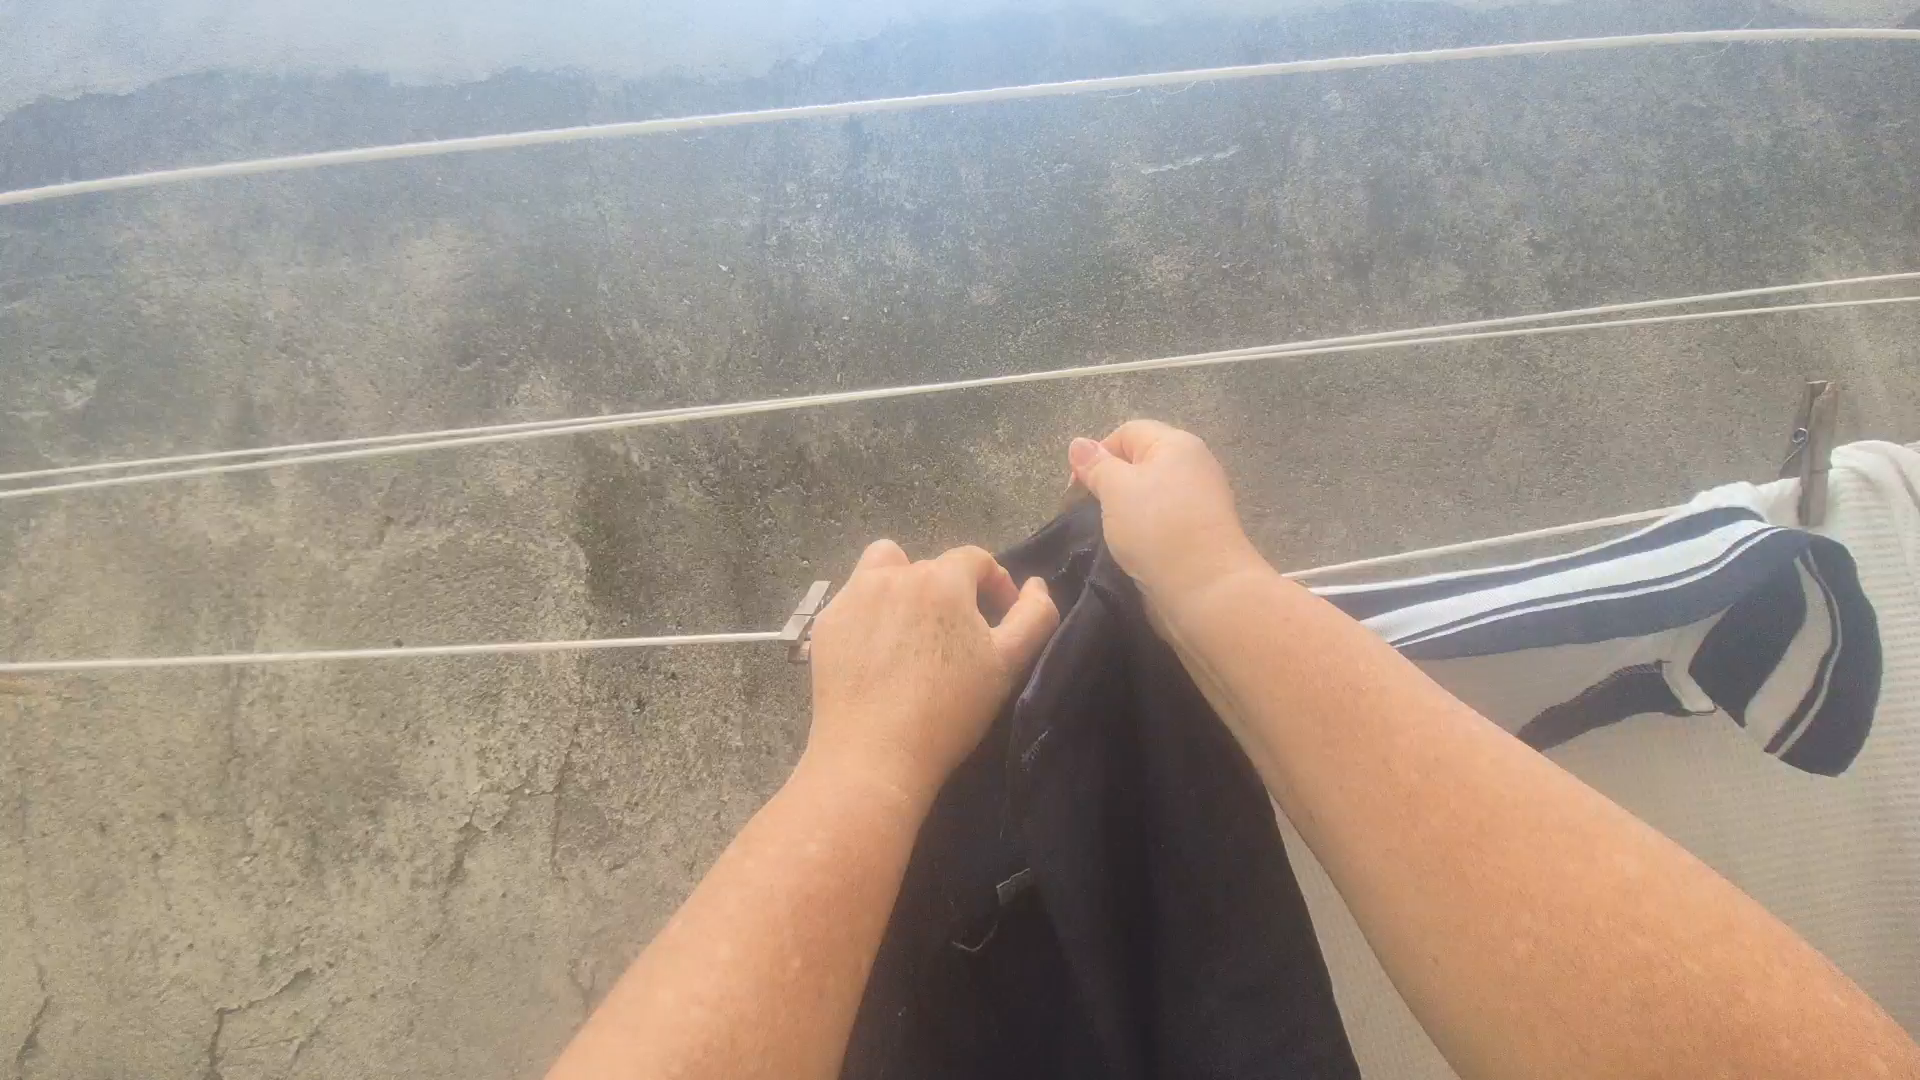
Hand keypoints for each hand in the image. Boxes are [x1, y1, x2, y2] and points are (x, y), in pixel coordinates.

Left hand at [804, 541, 1059, 801]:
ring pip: (885, 567)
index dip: (995, 584)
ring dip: (904, 584)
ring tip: (911, 629)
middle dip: (951, 593)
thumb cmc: (949, 711)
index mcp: (942, 580)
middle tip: (956, 639)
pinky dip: (871, 612)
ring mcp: (853, 595)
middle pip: (932, 567)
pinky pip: (854, 598)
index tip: (999, 617)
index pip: (975, 559)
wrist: (874, 756)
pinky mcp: (827, 622)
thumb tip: (1036, 585)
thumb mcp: (1008, 664)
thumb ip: (1034, 616)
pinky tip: (877, 652)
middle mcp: (894, 575)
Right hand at [1068, 420, 1267, 612]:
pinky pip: (1160, 521)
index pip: (1127, 433)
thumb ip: (1096, 465)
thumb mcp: (1116, 489)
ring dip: (1124, 511)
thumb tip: (1079, 444)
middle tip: (1088, 512)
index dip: (1097, 454)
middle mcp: (1192, 466)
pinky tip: (1130, 549)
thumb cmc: (1156, 528)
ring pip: (1148, 495)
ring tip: (1108, 533)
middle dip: (1109, 484)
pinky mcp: (1198, 533)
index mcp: (1176, 444)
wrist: (1205, 588)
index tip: (1077, 489)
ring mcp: (1198, 501)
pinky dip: (1142, 531)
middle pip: (1139, 463)